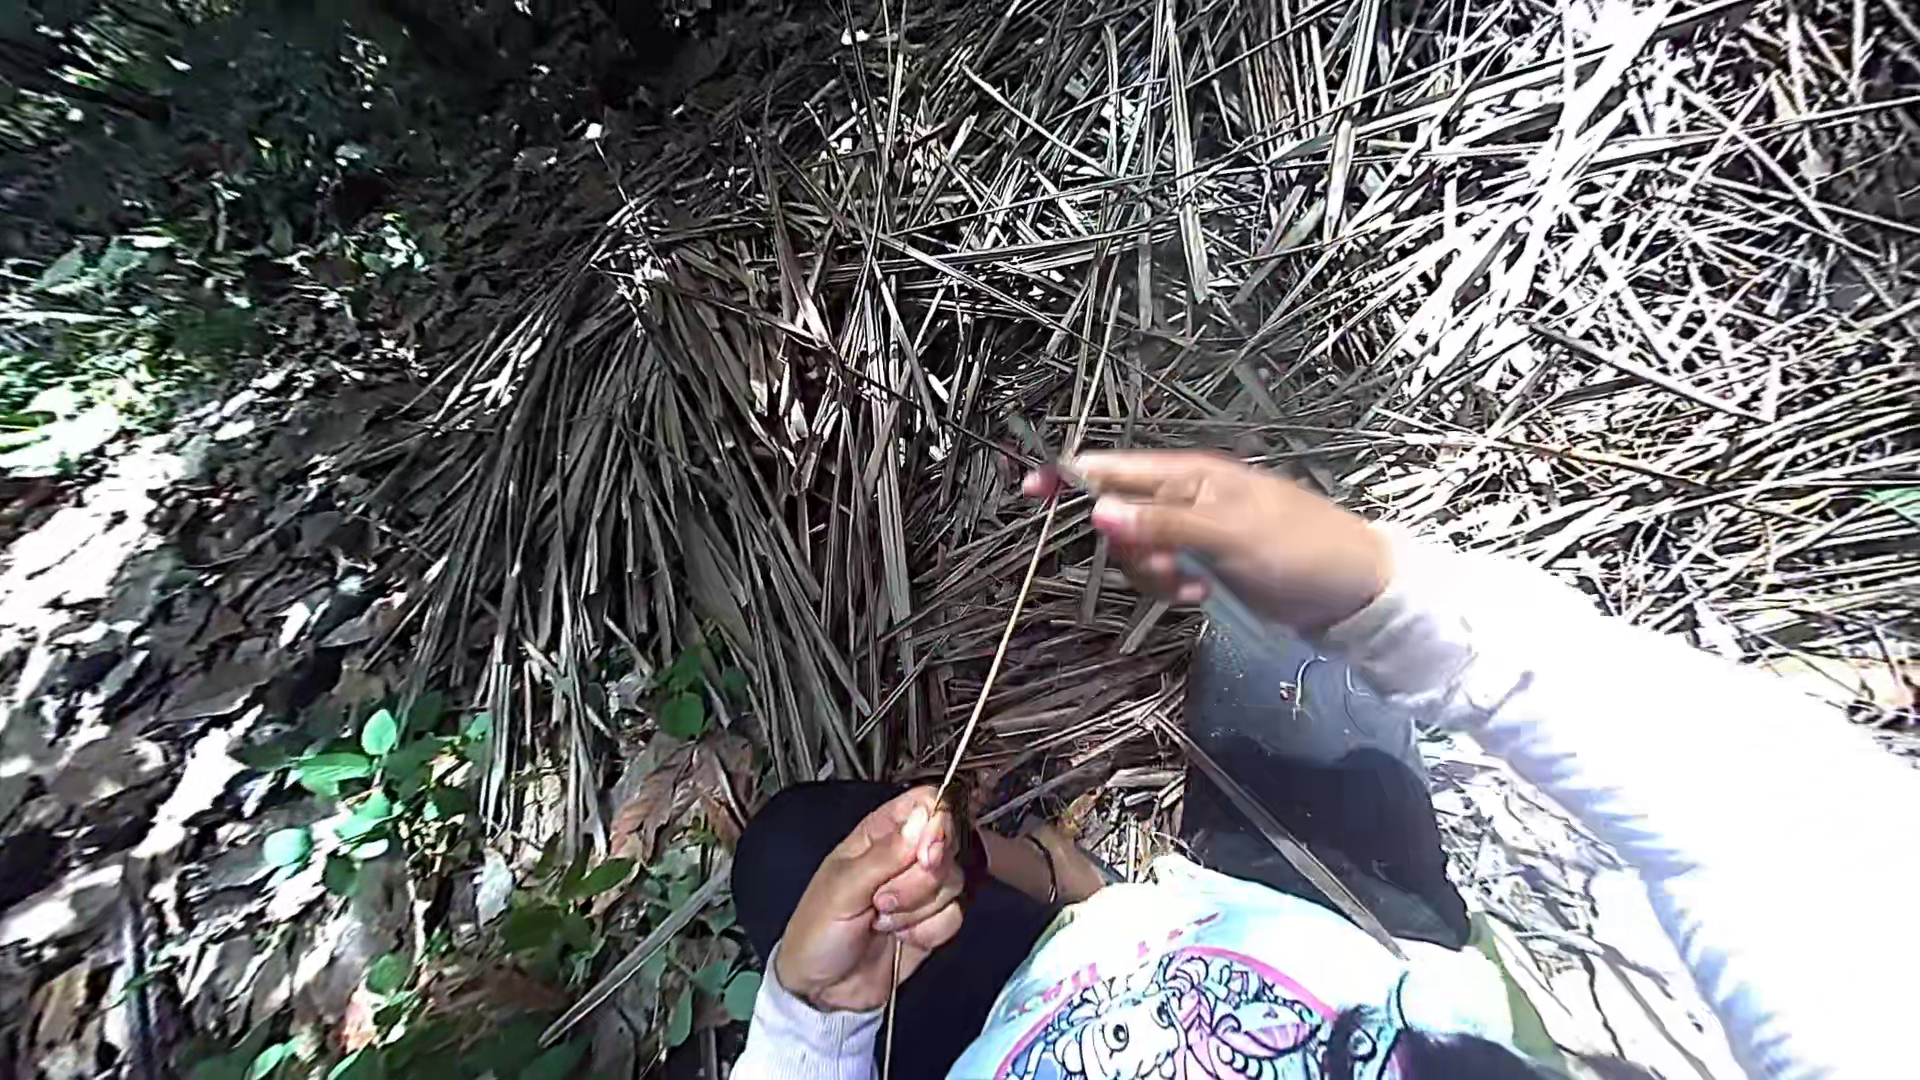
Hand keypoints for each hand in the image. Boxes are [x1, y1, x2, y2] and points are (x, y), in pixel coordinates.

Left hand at [773, 787, 964, 1012]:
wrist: (821, 991)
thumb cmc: (817, 929)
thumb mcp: (842, 887)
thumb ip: (885, 854)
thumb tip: (922, 818)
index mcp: (881, 830)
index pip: (927, 802)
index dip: (937, 822)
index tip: (925, 854)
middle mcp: (907, 852)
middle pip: (947, 843)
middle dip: (920, 878)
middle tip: (883, 898)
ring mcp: (922, 886)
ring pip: (952, 880)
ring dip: (917, 909)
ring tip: (882, 919)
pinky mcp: (933, 918)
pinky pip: (954, 915)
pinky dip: (929, 931)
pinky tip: (901, 937)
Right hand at [1025, 451, 1391, 632]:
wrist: (1351, 591)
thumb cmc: (1298, 548)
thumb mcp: (1228, 535)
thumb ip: (1160, 523)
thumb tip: (1097, 512)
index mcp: (1185, 475)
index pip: (1112, 468)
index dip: (1068, 476)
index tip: (1030, 489)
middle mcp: (1178, 499)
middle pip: (1116, 517)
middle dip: (1128, 548)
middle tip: (1162, 566)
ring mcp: (1186, 533)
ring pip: (1134, 552)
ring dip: (1152, 575)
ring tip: (1192, 586)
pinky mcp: (1196, 563)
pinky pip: (1158, 574)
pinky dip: (1170, 589)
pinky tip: (1201, 595)